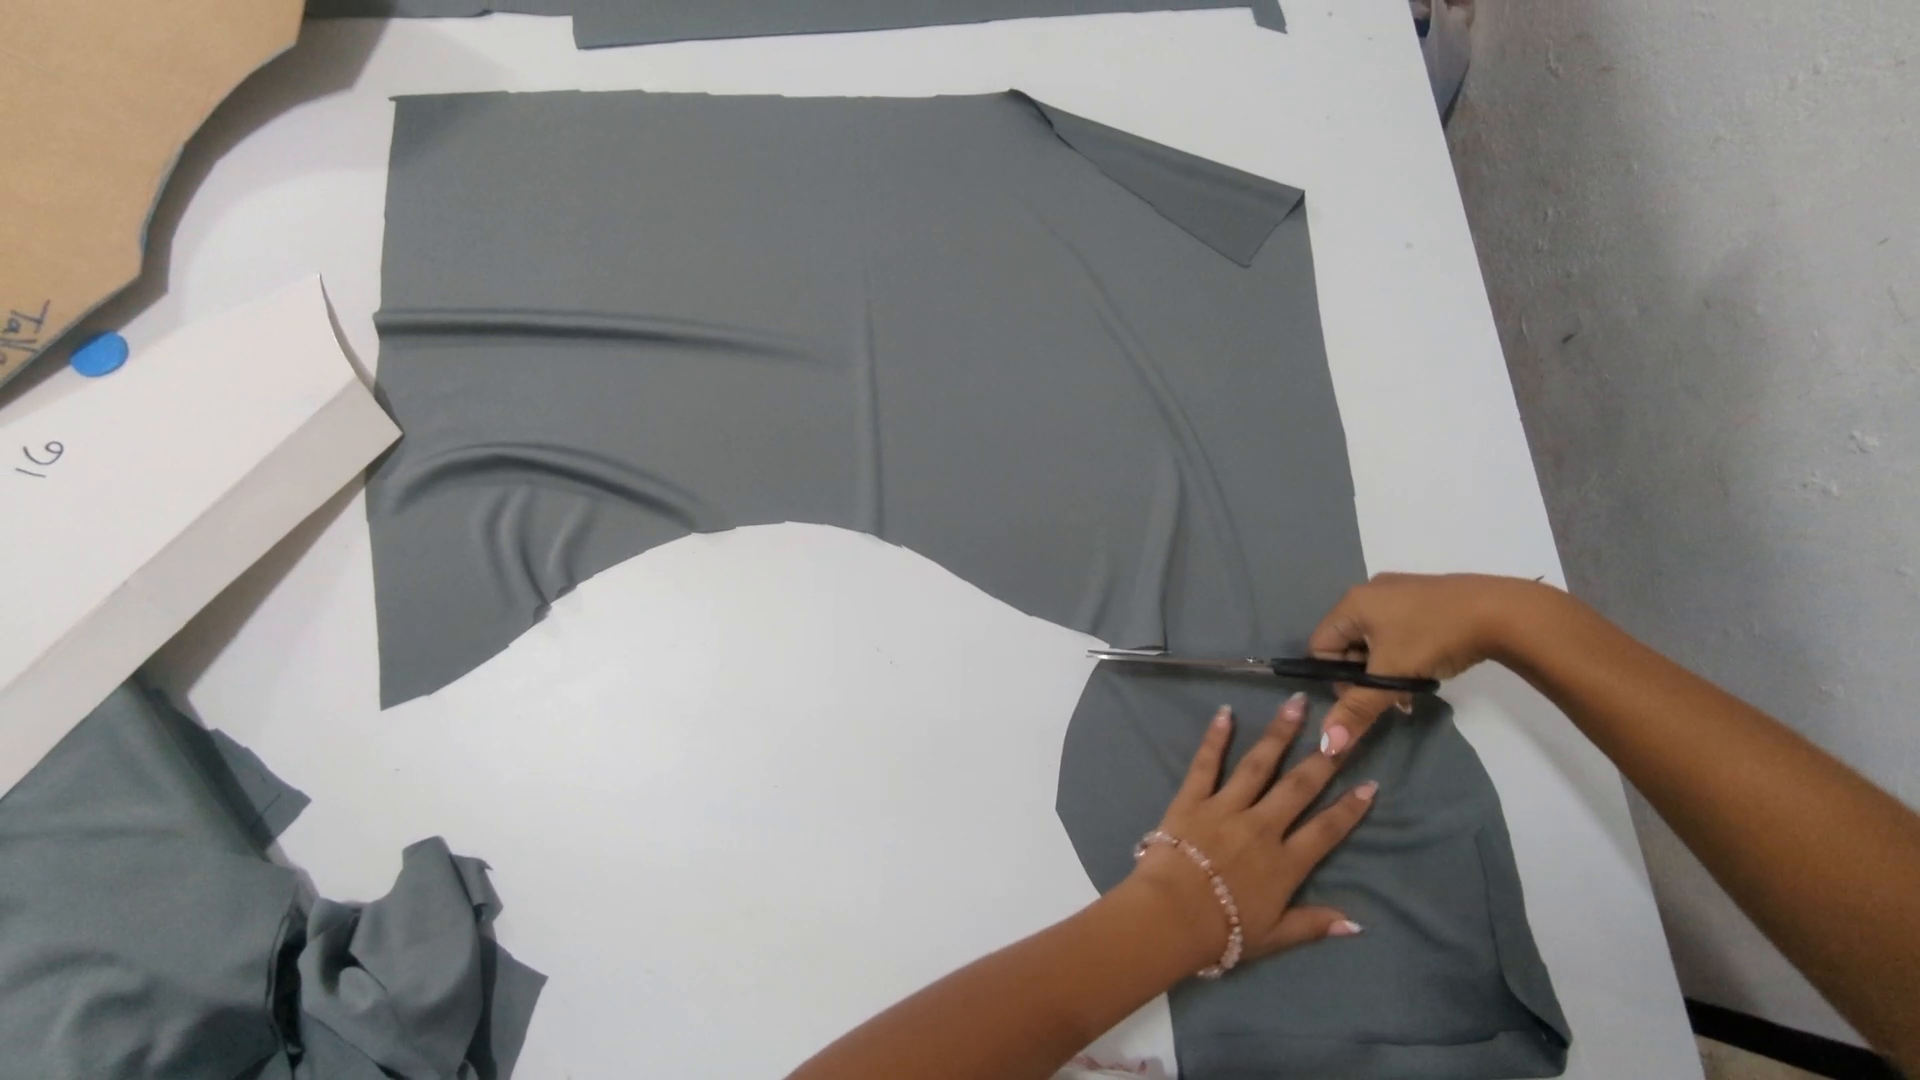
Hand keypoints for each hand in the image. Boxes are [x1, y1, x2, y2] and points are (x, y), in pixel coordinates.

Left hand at [1123, 695, 1376, 973]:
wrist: (1171, 916)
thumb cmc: (1223, 932)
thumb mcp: (1275, 937)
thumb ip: (1314, 924)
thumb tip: (1357, 922)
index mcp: (1285, 862)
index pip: (1326, 830)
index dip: (1350, 809)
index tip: (1371, 784)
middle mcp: (1261, 827)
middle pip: (1298, 787)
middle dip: (1323, 758)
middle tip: (1342, 730)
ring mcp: (1226, 808)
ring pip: (1258, 765)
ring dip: (1278, 734)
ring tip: (1295, 705)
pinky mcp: (1191, 799)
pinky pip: (1206, 763)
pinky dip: (1215, 737)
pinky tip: (1225, 712)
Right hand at [1308, 572, 1539, 749]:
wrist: (1504, 611)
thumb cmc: (1435, 637)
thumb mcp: (1393, 676)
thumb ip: (1357, 709)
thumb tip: (1326, 745)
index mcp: (1351, 603)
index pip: (1320, 647)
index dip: (1336, 677)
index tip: (1367, 694)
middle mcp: (1368, 591)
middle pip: (1346, 643)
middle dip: (1364, 674)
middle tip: (1392, 693)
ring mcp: (1397, 589)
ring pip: (1374, 638)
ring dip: (1386, 666)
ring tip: (1412, 683)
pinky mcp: (1423, 594)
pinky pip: (1396, 627)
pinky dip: (1403, 650)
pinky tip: (1427, 662)